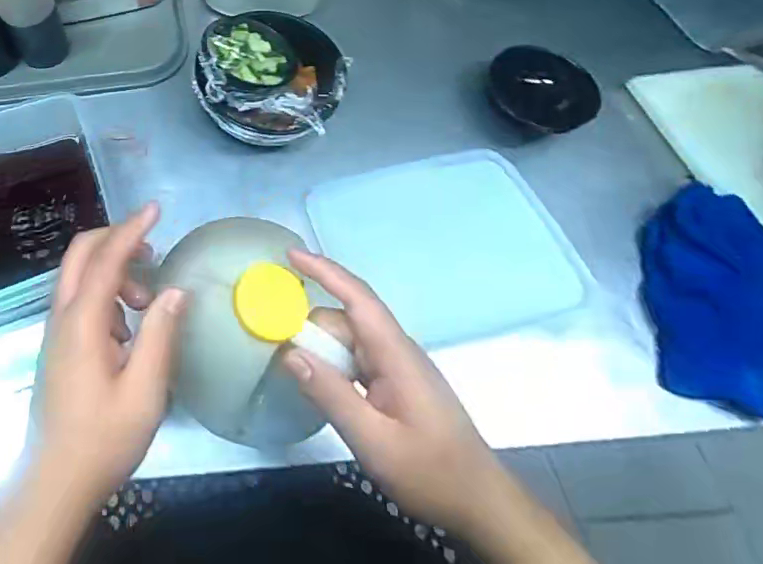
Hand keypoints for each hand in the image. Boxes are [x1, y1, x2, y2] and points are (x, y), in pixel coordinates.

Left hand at [27, 203, 187, 503]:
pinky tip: (128, 330)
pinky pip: (79, 299)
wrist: (54, 479)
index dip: (131, 229)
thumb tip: (175, 291)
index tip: (154, 209)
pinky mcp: (57, 342)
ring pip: (79, 275)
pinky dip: (104, 294)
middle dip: (115, 240)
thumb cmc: (102, 439)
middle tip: (152, 251)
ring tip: (146, 302)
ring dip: (112, 271)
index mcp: (82, 321)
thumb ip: (159, 336)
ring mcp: (55, 328)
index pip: (106, 258)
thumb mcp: (144, 393)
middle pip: (81, 253)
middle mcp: (62, 314)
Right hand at [284, 251, 593, 563]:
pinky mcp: (396, 385)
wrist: (484, 507)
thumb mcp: (375, 441)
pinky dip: (332, 365)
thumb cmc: (433, 473)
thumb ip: (331, 395)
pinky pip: (355, 360)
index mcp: (396, 354)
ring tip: (295, 373)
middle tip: (278, 351)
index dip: (324, 271)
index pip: (358, 298)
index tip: (290, 254)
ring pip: (347, 342)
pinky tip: (318, 385)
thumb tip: (289, 353)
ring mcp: (397, 368)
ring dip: (321, 351)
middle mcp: (396, 351)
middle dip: (310, 329)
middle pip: (344, 322)